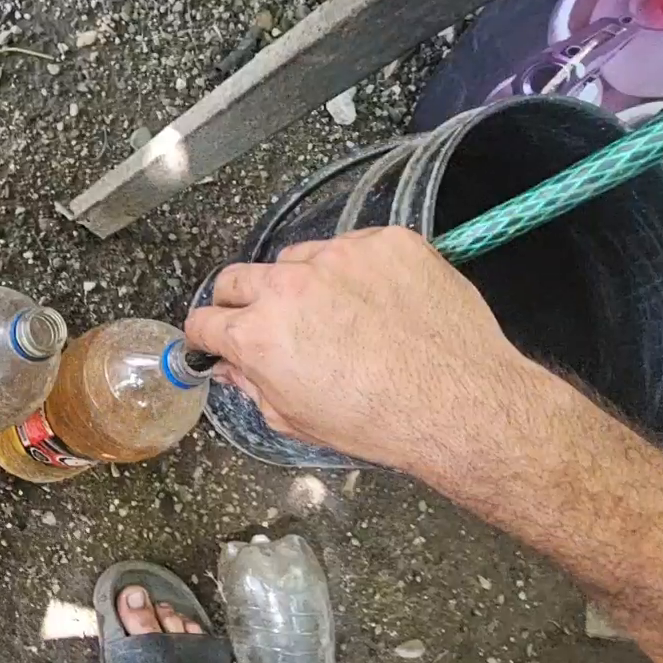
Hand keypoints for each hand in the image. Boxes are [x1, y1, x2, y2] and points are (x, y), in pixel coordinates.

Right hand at [184, 227, 544, 475]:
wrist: (459, 404)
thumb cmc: (375, 421)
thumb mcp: (292, 417)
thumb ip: (250, 384)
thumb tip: (231, 365)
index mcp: (257, 335)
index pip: (203, 321)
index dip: (206, 337)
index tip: (215, 340)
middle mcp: (288, 287)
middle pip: (234, 278)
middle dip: (238, 302)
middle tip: (264, 322)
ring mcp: (337, 257)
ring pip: (292, 259)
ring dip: (298, 283)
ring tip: (333, 313)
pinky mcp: (383, 242)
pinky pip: (348, 246)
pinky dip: (350, 270)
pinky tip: (373, 300)